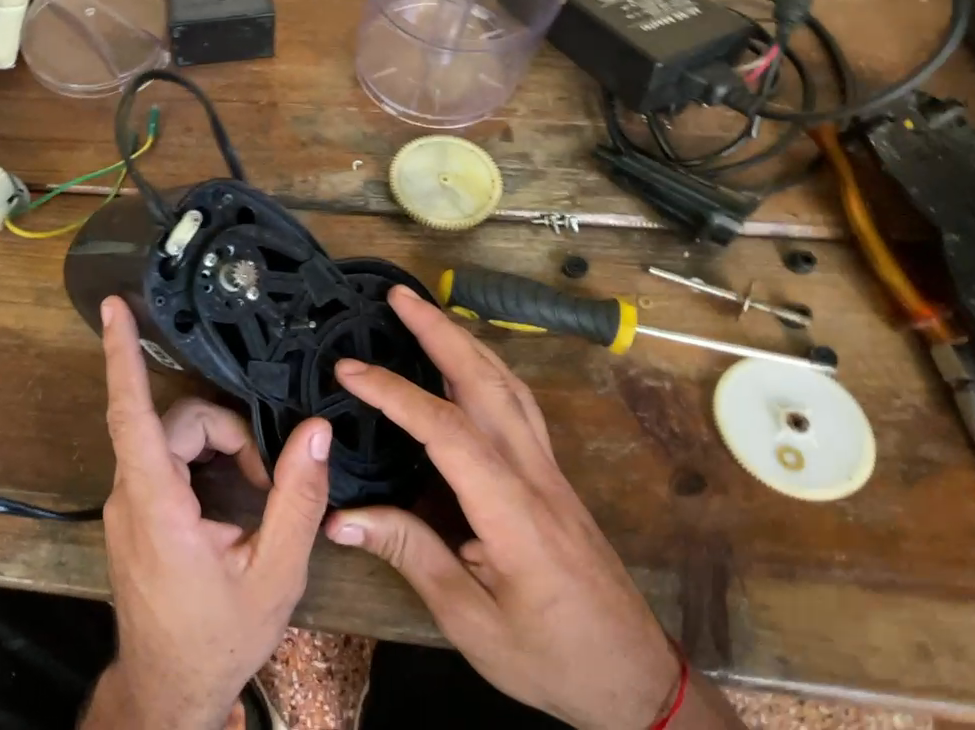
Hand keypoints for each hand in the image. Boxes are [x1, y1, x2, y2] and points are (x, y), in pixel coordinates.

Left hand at [82, 297, 330, 729]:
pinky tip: (235, 499)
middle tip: (270, 480)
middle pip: (174, 424)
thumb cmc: (218, 637)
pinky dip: (204, 465)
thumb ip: (297, 498)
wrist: (169, 687)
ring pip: (171, 440)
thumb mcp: (275, 574)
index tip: (112, 308)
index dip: (121, 355)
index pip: (132, 414)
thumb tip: (315, 429)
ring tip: (257, 494)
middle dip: (227, 434)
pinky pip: (166, 462)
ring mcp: (127, 503)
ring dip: (219, 451)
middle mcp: (131, 493)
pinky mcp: (134, 512)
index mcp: (157, 504)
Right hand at [326, 286, 686, 729]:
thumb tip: (339, 518)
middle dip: (440, 332)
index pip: (446, 430)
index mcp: (511, 509)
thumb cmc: (550, 655)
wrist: (634, 677)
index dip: (394, 393)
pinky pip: (519, 405)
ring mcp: (549, 472)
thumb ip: (409, 555)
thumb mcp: (470, 620)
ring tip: (427, 314)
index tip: (348, 370)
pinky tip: (469, 365)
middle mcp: (533, 474)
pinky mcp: (552, 478)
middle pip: (487, 383)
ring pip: (508, 385)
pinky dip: (488, 368)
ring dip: (465, 341)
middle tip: (399, 296)